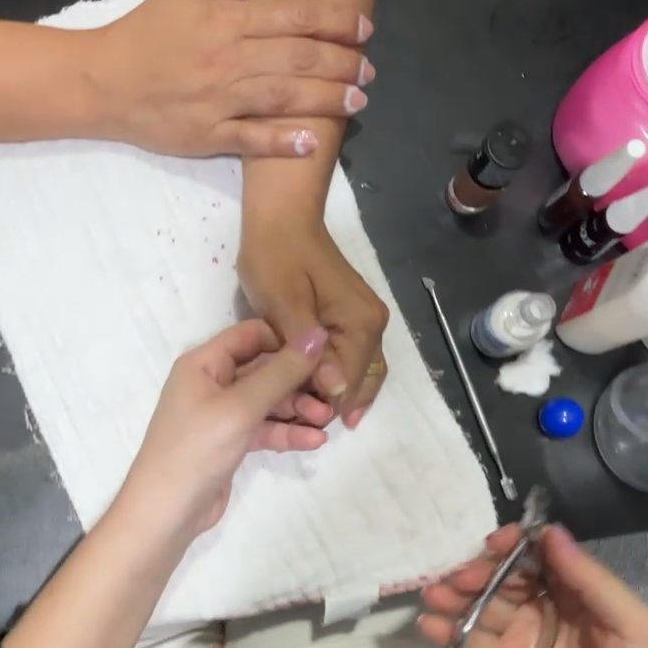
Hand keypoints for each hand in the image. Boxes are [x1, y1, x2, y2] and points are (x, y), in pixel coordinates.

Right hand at [84, 0, 373, 158]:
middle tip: (369, 71)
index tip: (363, 29)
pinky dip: (282, 142)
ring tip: (356, 102)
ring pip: (282, 97)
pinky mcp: (207, 136)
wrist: (102, 83)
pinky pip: (250, 140)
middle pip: (297, 58)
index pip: (293, 16)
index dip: (335, 21)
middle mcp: (228, 59)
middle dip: (341, 63)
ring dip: (325, 99)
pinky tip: (312, 142)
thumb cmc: (145, 36)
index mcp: (226, 20)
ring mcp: (218, 101)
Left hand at [115, 319, 331, 537]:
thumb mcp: (241, 406)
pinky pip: (264, 428)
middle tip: (333, 395)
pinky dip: (287, 432)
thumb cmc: (196, 448)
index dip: (287, 340)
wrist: (167, 511)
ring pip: (268, 401)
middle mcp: (211, 382)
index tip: (324, 354)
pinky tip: (314, 441)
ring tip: (327, 422)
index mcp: (203, 362)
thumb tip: (317, 335)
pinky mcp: (230, 442)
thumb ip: (281, 372)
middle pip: (264, 369)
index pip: (252, 334)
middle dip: (299, 381)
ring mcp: (221, 414)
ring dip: (298, 408)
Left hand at [237, 213, 388, 425]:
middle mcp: (371, 326)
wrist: (281, 218)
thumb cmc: (276, 256)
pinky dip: (332, 382)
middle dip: (332, 408)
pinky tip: (310, 398)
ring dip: (333, 399)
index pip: (350, 382)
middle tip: (300, 429)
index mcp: (360, 324)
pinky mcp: (349, 322)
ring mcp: (363, 323)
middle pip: (360, 383)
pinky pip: (348, 362)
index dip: (324, 407)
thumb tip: (334, 388)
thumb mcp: (284, 301)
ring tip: (306, 422)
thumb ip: (307, 345)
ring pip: (357, 376)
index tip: (295, 424)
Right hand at [416, 525, 647, 647]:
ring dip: (455, 595)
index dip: (515, 544)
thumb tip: (551, 532)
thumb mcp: (638, 628)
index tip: (496, 542)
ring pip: (482, 604)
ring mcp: (520, 635)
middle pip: (503, 576)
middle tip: (460, 578)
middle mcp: (544, 605)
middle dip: (478, 570)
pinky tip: (429, 625)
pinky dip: (448, 630)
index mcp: (578, 590)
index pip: (539, 555)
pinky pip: (472, 641)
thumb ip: (593, 581)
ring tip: (434, 596)